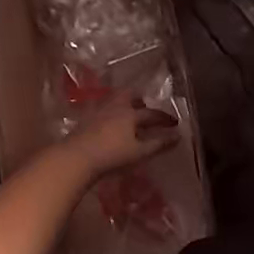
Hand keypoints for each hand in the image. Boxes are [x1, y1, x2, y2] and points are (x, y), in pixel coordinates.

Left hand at [59, 95, 180, 179]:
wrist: (75, 158)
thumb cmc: (111, 155)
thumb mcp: (139, 153)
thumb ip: (159, 144)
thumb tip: (178, 136)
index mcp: (130, 114)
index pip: (152, 113)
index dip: (164, 118)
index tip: (175, 123)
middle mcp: (114, 107)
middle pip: (128, 95)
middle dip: (139, 99)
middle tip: (145, 106)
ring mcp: (97, 112)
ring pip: (113, 101)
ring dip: (123, 104)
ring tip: (127, 114)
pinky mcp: (84, 120)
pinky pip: (101, 110)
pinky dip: (110, 113)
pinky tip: (109, 124)